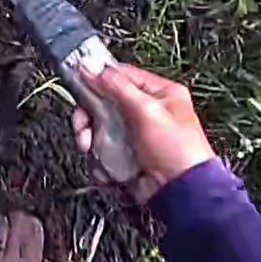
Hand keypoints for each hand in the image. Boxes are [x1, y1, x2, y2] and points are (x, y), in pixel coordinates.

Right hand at [73, 63, 216, 204]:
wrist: (182, 194)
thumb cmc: (176, 150)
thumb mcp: (146, 110)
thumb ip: (116, 86)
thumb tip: (90, 67)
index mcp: (160, 94)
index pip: (121, 75)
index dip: (98, 77)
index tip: (78, 80)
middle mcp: (146, 111)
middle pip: (104, 101)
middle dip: (89, 114)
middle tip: (82, 124)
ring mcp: (135, 133)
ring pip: (98, 126)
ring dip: (90, 137)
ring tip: (88, 147)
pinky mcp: (126, 153)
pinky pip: (102, 148)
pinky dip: (98, 156)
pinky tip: (103, 165)